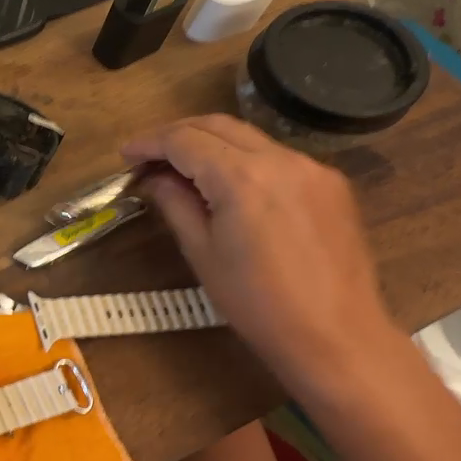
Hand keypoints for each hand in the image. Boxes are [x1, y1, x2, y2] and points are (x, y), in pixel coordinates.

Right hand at [122, 115, 406, 397]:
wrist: (336, 335)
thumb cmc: (256, 301)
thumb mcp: (201, 252)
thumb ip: (175, 203)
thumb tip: (155, 179)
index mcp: (242, 177)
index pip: (184, 140)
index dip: (149, 143)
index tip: (124, 156)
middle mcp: (281, 160)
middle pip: (218, 125)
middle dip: (177, 134)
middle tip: (148, 155)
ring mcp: (312, 169)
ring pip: (249, 137)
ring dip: (210, 144)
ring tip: (182, 170)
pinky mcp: (330, 186)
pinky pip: (276, 158)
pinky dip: (242, 160)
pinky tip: (228, 187)